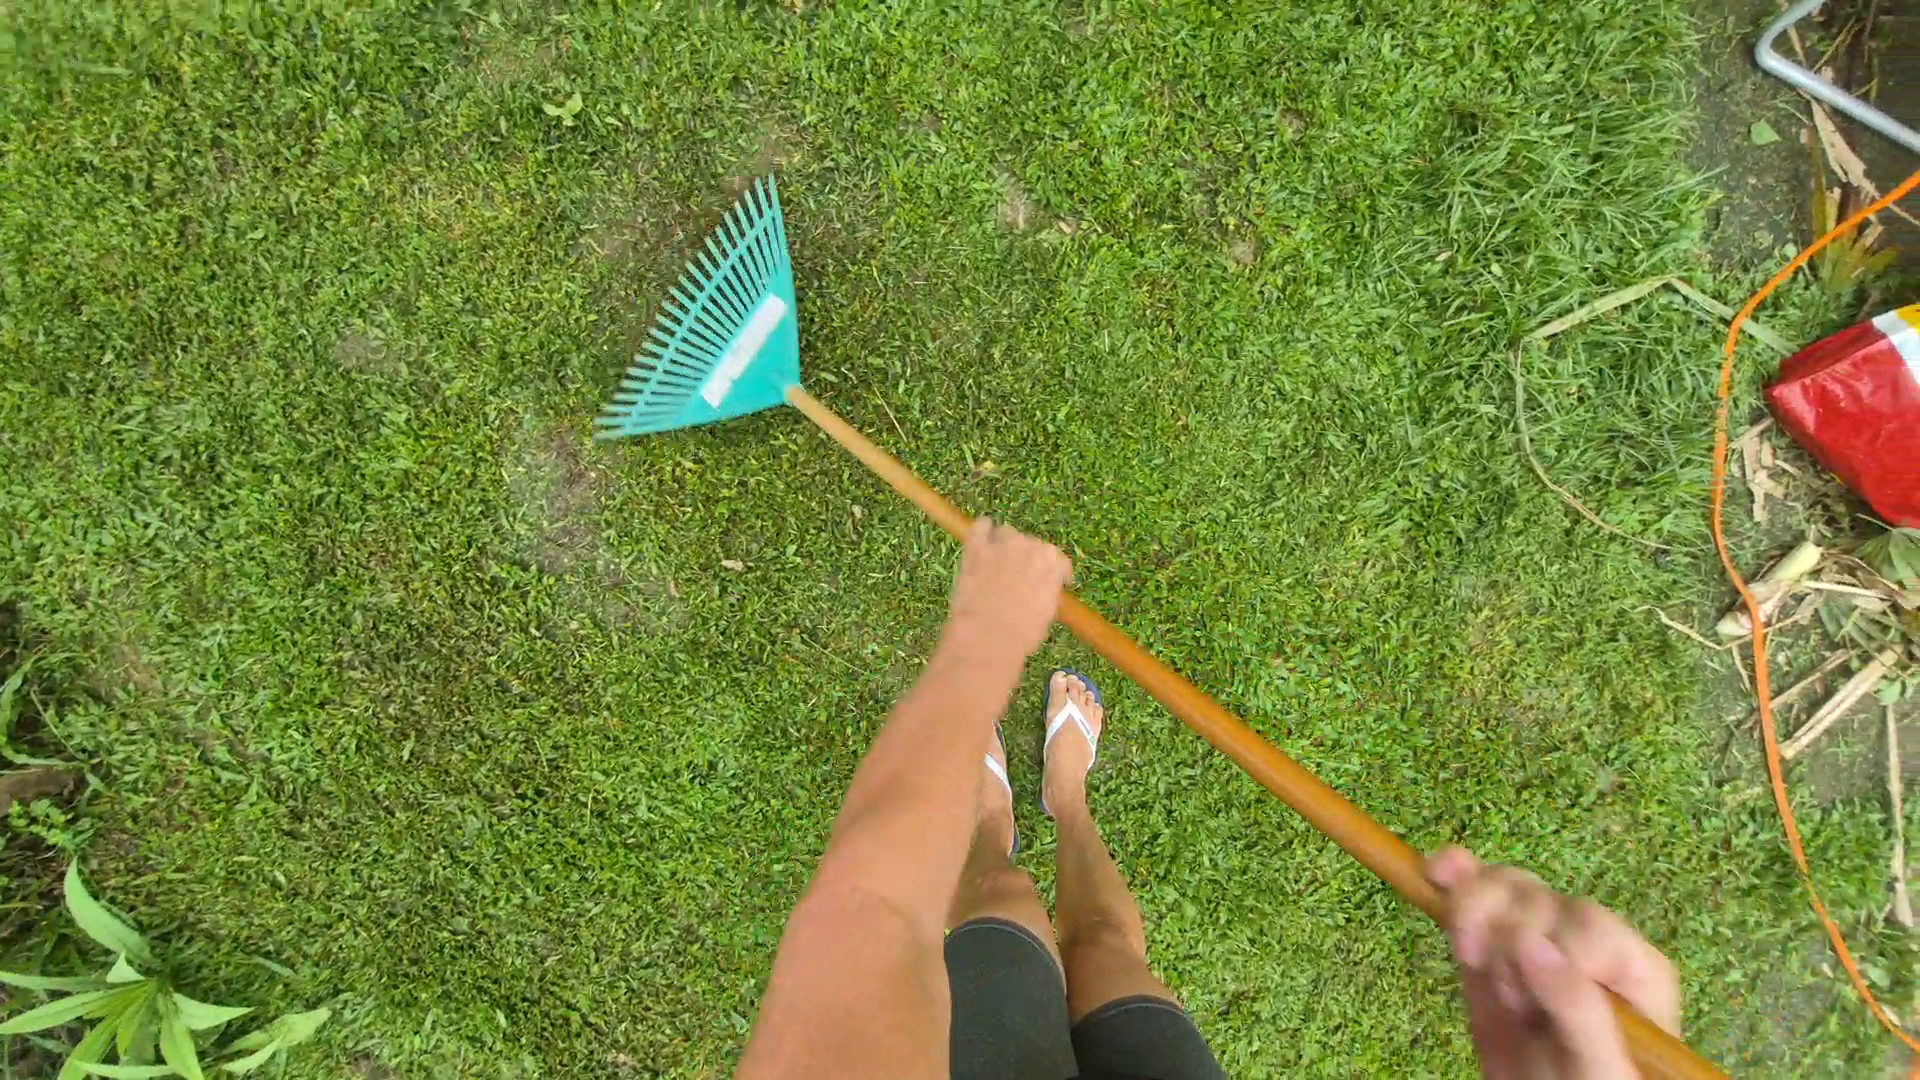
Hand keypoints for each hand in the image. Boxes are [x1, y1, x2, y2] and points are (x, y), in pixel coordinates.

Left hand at [943, 517, 1070, 658]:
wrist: (987, 635)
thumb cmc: (1023, 631)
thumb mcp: (1046, 613)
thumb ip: (1047, 592)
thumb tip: (1043, 589)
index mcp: (1051, 562)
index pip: (1057, 559)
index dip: (1056, 570)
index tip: (1055, 581)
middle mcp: (1029, 546)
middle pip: (1032, 544)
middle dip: (1028, 558)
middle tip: (1021, 576)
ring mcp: (1001, 544)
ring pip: (1007, 534)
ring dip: (1006, 544)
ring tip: (1001, 559)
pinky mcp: (976, 548)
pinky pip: (981, 527)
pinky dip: (983, 531)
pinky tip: (983, 538)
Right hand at [1426, 847, 1679, 1079]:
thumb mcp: (1598, 1070)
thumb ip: (1577, 1009)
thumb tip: (1526, 940)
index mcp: (1632, 968)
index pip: (1590, 925)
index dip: (1556, 955)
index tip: (1542, 1006)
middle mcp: (1585, 937)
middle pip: (1538, 898)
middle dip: (1508, 945)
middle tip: (1514, 1004)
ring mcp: (1531, 929)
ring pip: (1501, 882)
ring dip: (1473, 914)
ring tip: (1473, 961)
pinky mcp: (1486, 929)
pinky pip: (1469, 878)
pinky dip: (1451, 870)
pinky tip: (1433, 873)